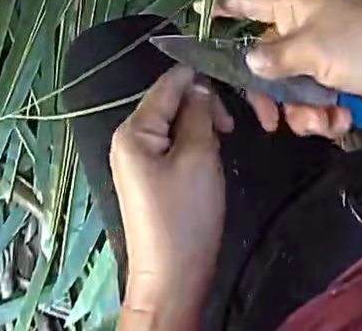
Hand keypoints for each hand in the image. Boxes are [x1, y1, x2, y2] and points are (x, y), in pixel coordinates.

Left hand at [112, 65, 231, 330]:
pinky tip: (208, 158)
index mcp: (133, 129)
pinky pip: (173, 141)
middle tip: (229, 128)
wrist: (172, 283)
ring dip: (201, 125)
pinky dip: (194, 143)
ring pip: (176, 120)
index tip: (233, 88)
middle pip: (172, 100)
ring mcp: (137, 157)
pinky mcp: (148, 174)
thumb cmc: (185, 217)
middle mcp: (128, 137)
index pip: (169, 82)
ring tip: (221, 144)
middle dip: (203, 106)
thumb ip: (200, 111)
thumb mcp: (199, 155)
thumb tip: (201, 84)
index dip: (201, 79)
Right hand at [212, 0, 361, 139]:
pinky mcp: (339, 79)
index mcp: (294, 6)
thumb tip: (248, 61)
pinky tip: (340, 121)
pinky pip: (315, 100)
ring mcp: (322, 54)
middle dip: (271, 94)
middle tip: (269, 121)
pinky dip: (325, 115)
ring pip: (291, 88)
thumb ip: (274, 56)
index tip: (196, 10)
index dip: (223, 6)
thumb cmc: (359, 44)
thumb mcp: (311, 48)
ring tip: (322, 121)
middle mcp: (303, 27)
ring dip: (303, 112)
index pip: (249, 1)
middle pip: (267, 60)